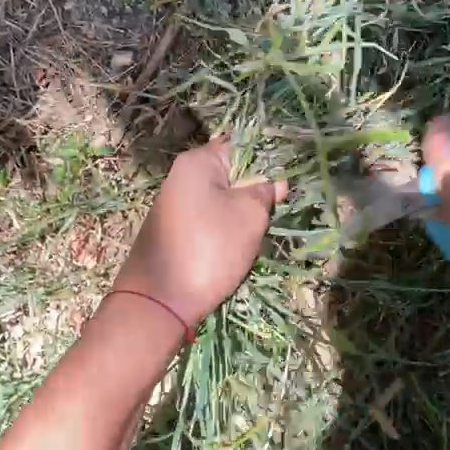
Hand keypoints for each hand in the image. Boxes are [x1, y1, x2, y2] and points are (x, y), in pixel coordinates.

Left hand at [113, 137, 284, 325]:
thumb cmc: (210, 248)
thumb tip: (276, 182)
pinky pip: (209, 219)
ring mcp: (176, 205)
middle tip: (279, 206)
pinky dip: (226, 229)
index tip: (290, 174)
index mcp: (197, 162)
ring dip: (242, 212)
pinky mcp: (175, 230)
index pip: (241, 145)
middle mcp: (182, 177)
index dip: (268, 159)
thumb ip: (265, 192)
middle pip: (232, 173)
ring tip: (261, 229)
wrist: (159, 303)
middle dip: (256, 189)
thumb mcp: (250, 215)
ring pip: (222, 199)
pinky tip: (238, 246)